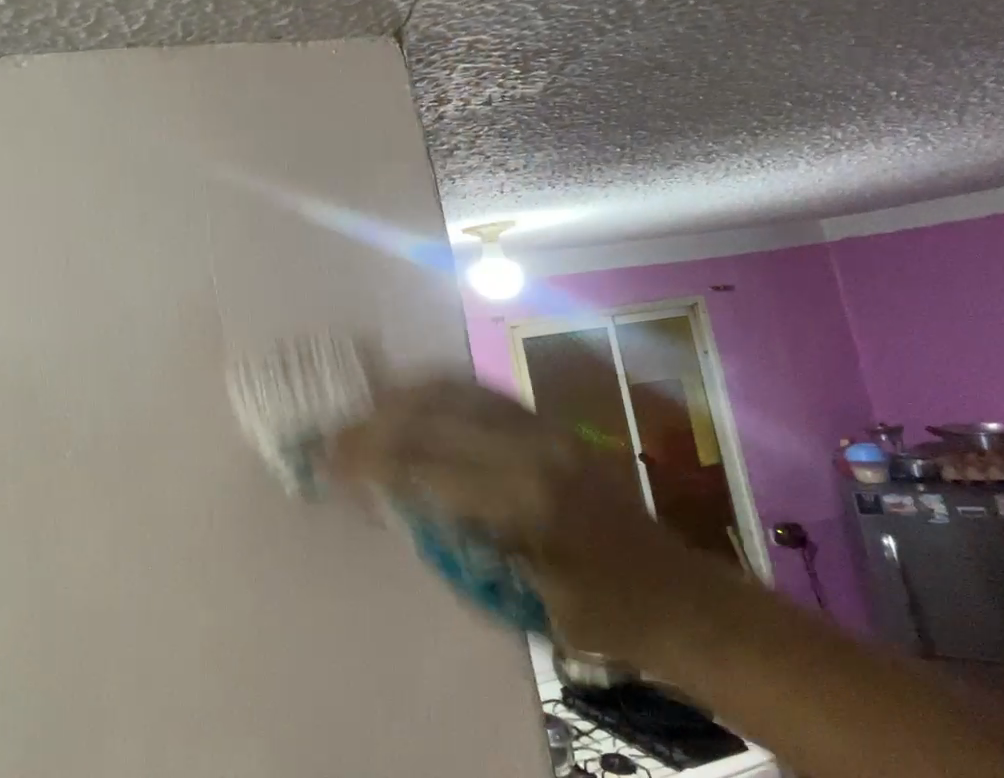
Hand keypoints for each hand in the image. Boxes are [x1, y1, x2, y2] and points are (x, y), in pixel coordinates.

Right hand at [326, 374, 748, 665]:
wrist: (677, 598)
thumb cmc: (592, 615)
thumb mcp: (509, 595)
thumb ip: (448, 538)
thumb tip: (386, 499)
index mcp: (522, 500)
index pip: (421, 463)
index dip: (366, 459)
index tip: (326, 462)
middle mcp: (531, 449)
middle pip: (430, 416)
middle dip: (371, 423)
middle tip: (333, 436)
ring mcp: (544, 429)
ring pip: (453, 390)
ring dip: (399, 396)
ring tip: (362, 409)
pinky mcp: (552, 424)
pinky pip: (480, 390)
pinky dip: (436, 388)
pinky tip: (411, 398)